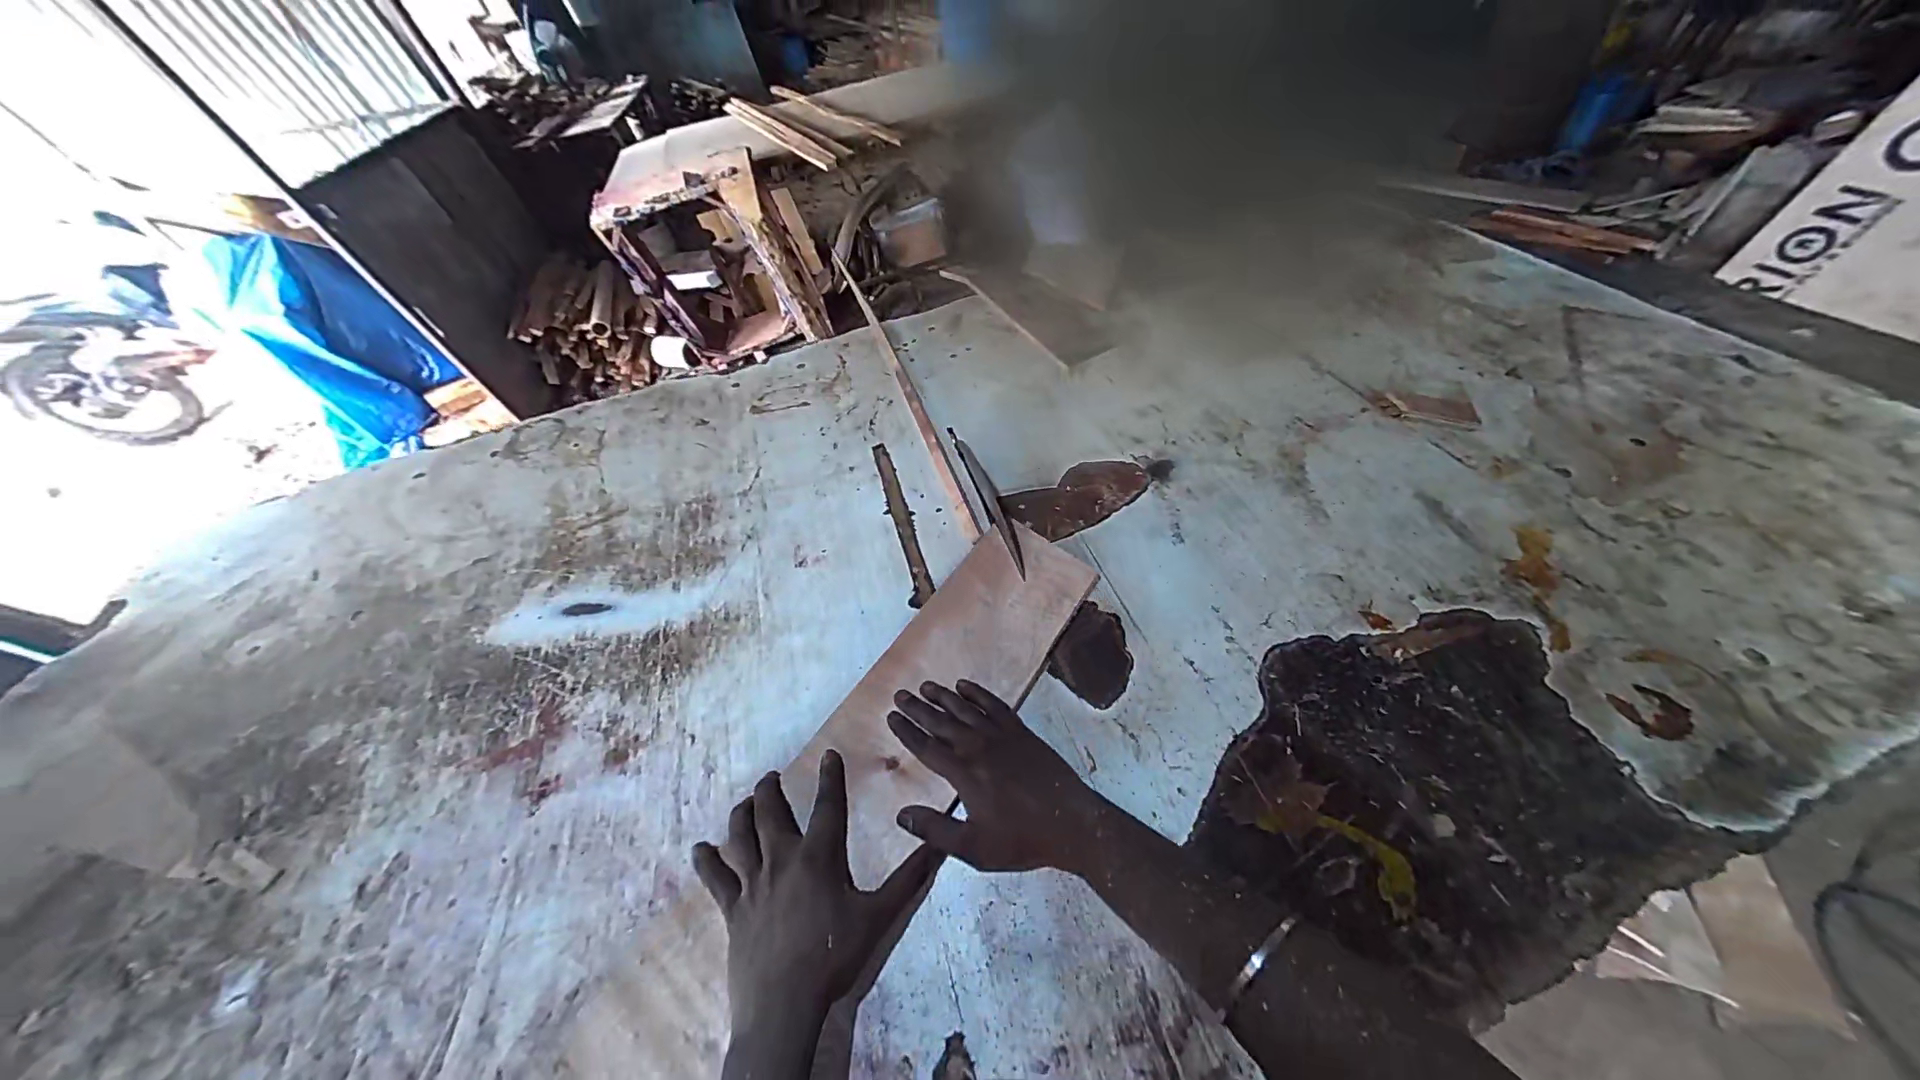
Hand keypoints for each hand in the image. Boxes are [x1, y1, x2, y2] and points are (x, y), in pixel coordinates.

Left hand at [693, 751, 939, 1034]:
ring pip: (740, 836)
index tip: (829, 755)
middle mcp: (782, 860)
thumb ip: (908, 879)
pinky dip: (706, 861)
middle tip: (772, 776)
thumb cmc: (834, 955)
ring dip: (741, 813)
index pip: (827, 805)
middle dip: (770, 788)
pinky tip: (700, 849)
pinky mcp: (732, 909)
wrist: (784, 1003)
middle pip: (770, 812)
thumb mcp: (878, 916)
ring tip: (746, 801)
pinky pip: (715, 878)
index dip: (830, 777)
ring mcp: (752, 884)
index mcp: (818, 857)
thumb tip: (938, 846)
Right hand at [887, 680, 1110, 873]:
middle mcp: (979, 748)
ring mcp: (1002, 736)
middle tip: (900, 695)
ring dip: (944, 696)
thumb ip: (936, 831)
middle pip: (941, 722)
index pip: (926, 747)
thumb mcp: (974, 848)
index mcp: (965, 774)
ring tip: (926, 687)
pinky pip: (994, 705)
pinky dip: (978, 694)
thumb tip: (901, 816)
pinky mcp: (1021, 732)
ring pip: (965, 709)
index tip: (891, 717)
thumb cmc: (1022, 840)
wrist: (1072, 823)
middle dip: (918, 708)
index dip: (907, 731)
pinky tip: (965, 686)